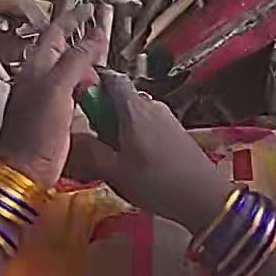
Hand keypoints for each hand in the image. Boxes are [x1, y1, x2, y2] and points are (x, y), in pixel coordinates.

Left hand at [0, 5, 102, 186]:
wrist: (25, 170)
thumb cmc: (33, 132)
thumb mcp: (58, 88)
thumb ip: (76, 60)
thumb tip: (94, 36)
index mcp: (35, 68)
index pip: (55, 33)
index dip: (72, 20)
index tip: (88, 10)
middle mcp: (39, 80)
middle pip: (63, 52)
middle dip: (83, 46)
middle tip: (102, 46)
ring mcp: (46, 99)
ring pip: (70, 74)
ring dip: (86, 71)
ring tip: (101, 73)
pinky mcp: (55, 117)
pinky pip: (73, 95)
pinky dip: (86, 91)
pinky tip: (95, 97)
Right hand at [67, 71, 233, 233]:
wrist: (204, 196)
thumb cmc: (156, 182)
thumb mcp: (115, 171)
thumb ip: (91, 152)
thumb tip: (71, 136)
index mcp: (133, 108)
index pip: (112, 79)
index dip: (95, 83)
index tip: (81, 98)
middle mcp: (151, 104)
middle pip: (122, 98)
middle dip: (106, 113)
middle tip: (95, 140)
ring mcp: (166, 116)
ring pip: (135, 112)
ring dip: (122, 126)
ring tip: (115, 155)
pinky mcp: (176, 130)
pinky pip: (149, 123)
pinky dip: (137, 134)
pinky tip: (137, 160)